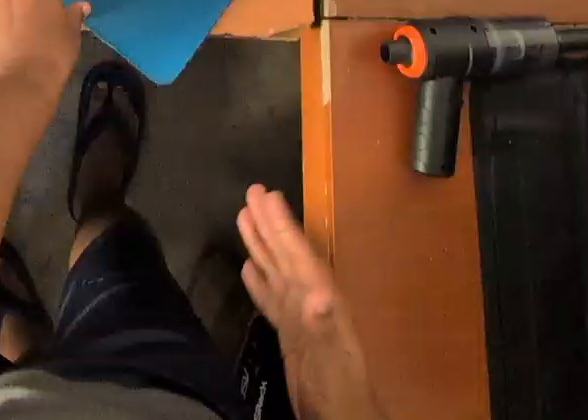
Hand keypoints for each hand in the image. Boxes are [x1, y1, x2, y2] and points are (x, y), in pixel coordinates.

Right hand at [238, 185, 384, 419]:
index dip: (283, 225)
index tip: (269, 195)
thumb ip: (323, 326)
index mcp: (320, 298)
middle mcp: (308, 300)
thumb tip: (317, 293)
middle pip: (285, 255)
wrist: (342, 419)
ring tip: (245, 215)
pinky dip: (259, 282)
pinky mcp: (289, 337)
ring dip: (262, 244)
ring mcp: (298, 318)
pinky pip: (271, 301)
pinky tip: (248, 268)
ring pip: (276, 271)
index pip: (298, 253)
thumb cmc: (340, 390)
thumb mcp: (333, 357)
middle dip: (270, 224)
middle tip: (253, 191)